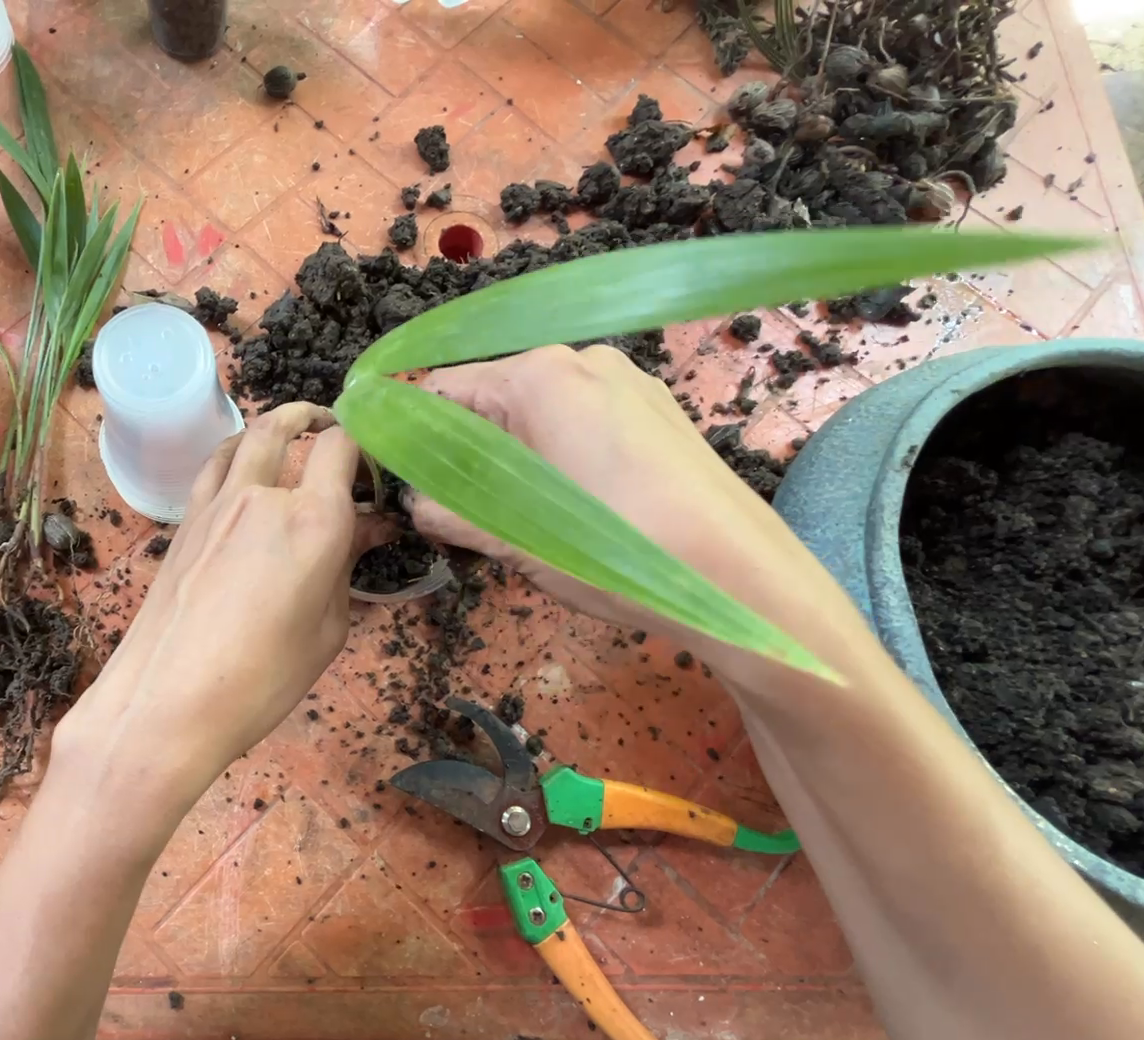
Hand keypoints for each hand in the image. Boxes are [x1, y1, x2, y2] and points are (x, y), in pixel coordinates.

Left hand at [54, 402, 379, 807]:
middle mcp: (263, 496)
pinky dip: (234, 453)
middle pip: (285, 427)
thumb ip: (346, 569)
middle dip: (312, 417)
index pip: (340, 448)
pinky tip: (240, 470)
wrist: (169, 700)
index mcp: (312, 521)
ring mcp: (216, 504)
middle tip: (330, 425)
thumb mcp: (327, 630)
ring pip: (244, 438)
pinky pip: (213, 467)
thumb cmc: (264, 678)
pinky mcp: (185, 520)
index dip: (362, 443)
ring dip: (270, 427)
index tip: (372, 464)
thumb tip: (364, 530)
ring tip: (287, 433)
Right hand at [406, 345, 874, 686]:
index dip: (413, 432)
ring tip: (514, 512)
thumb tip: (416, 505)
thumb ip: (452, 514)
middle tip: (455, 508)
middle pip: (490, 395)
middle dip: (463, 447)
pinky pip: (577, 418)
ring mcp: (624, 381)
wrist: (741, 576)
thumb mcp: (516, 539)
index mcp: (539, 376)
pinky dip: (552, 451)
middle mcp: (581, 360)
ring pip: (535, 410)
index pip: (443, 388)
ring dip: (509, 453)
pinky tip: (566, 501)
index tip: (402, 477)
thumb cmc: (617, 548)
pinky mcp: (653, 409)